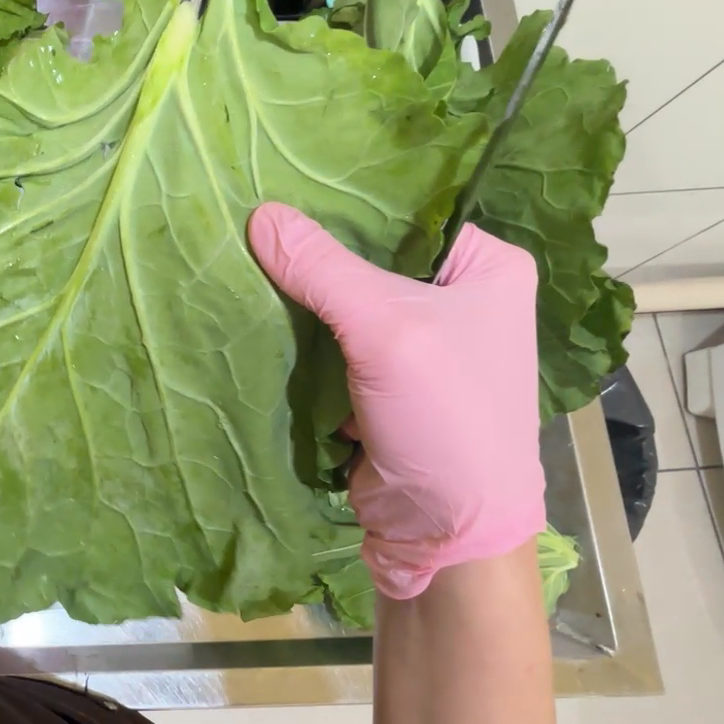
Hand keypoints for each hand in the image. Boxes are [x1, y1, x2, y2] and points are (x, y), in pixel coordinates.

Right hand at [248, 204, 543, 598]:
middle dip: (311, 260)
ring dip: (297, 305)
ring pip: (341, 308)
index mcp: (483, 267)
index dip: (342, 208)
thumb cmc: (445, 417)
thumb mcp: (387, 331)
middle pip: (366, 262)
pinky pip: (328, 349)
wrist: (444, 527)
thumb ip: (324, 272)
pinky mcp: (376, 386)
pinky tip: (255, 326)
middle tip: (246, 235)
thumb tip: (260, 215)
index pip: (403, 216)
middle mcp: (452, 299)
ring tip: (240, 274)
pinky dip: (297, 344)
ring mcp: (412, 347)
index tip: (277, 196)